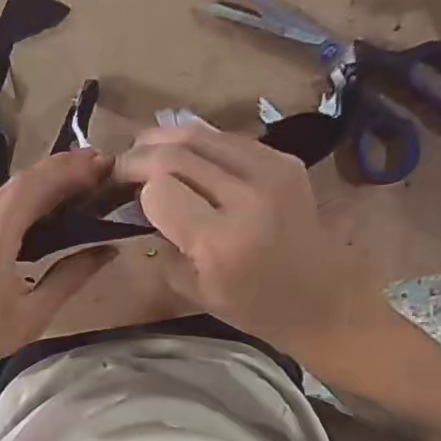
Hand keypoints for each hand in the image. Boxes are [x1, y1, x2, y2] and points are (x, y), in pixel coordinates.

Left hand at [0, 150, 117, 390]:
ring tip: (76, 188)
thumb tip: (106, 251)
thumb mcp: (31, 315)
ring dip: (38, 187)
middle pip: (18, 184)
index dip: (68, 169)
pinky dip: (19, 205)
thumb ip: (69, 278)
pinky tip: (39, 214)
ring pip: (3, 196)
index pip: (31, 186)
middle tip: (97, 171)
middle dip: (58, 171)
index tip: (102, 163)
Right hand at [114, 125, 386, 356]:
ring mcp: (270, 172)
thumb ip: (162, 242)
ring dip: (162, 140)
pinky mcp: (283, 159)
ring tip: (143, 154)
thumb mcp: (192, 287)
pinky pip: (225, 138)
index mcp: (220, 240)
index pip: (158, 189)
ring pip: (198, 134)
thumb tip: (139, 205)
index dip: (134, 188)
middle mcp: (246, 197)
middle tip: (119, 169)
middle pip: (175, 154)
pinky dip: (195, 142)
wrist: (324, 297)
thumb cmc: (251, 306)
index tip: (116, 194)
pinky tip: (181, 156)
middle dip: (138, 156)